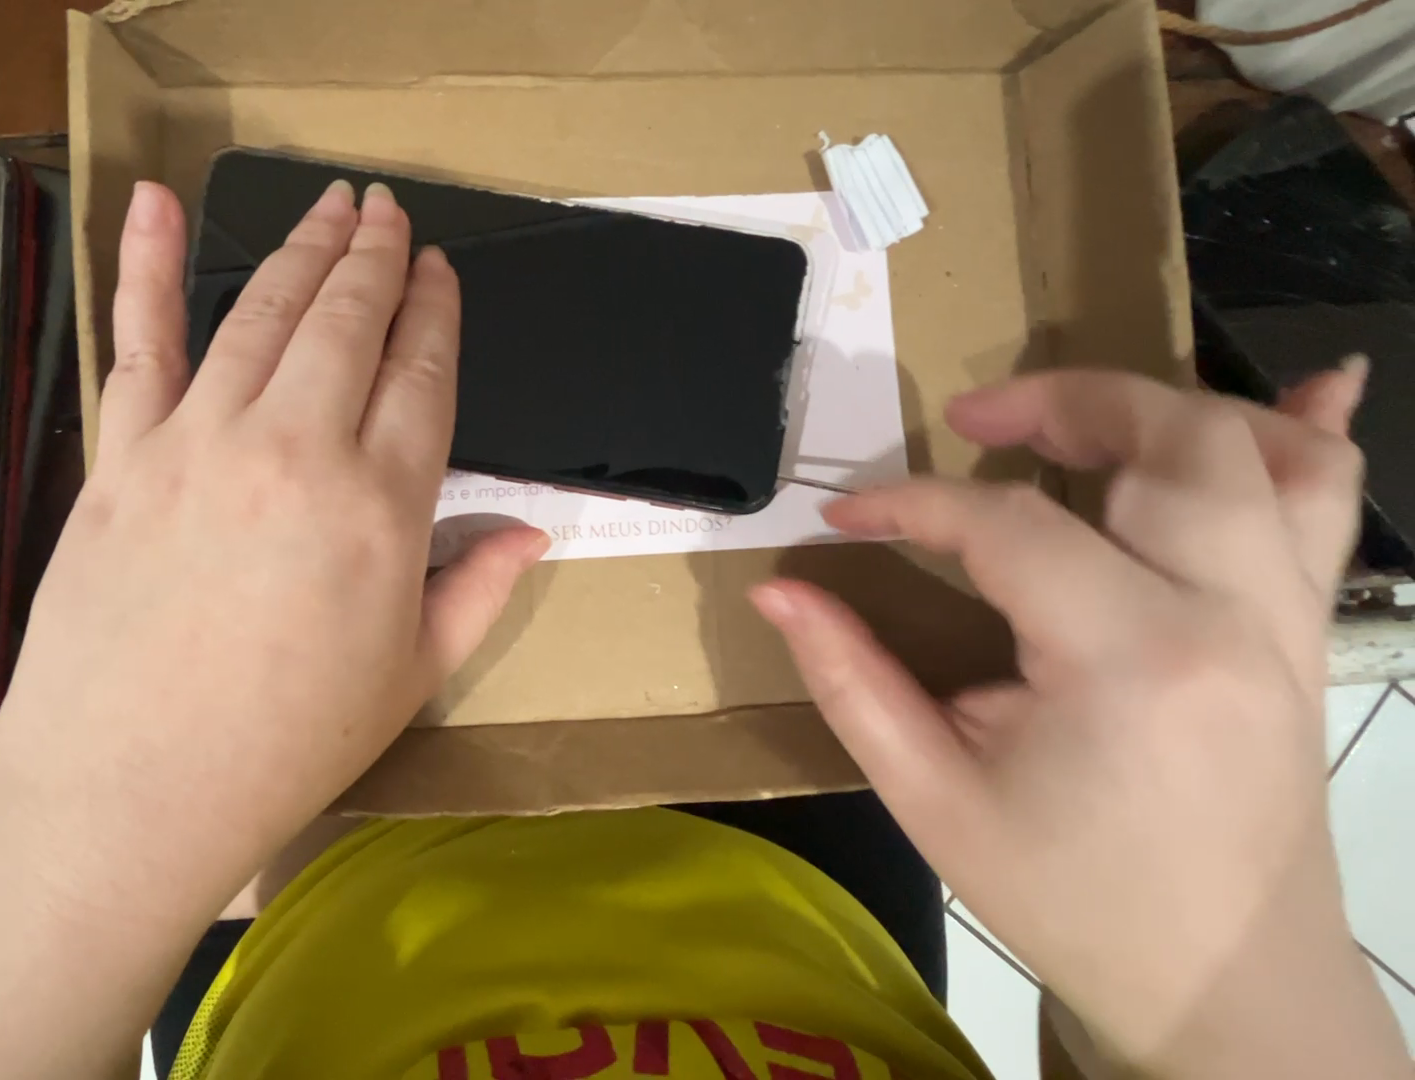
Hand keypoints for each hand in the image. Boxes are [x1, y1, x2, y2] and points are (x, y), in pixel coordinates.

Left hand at [0, 179, 546, 908]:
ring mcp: (199, 441)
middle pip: (348, 322)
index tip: (442, 270)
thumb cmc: (289, 746)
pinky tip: (157, 202)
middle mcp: (295, 448)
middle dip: (377, 257)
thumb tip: (532, 529)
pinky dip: (148, 265)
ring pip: (264, 314)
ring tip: (329, 206)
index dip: (437, 314)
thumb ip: (478, 588)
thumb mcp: (412, 675)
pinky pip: (140, 341)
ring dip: (303, 251)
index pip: (423, 376)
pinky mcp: (123, 455)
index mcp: (381, 506)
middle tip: (389, 210)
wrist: (132, 793)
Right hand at [752, 362, 1407, 1074]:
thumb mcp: (924, 791)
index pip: (1006, 526)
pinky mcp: (1299, 634)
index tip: (843, 514)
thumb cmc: (1062, 893)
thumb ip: (846, 677)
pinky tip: (1301, 391)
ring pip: (1268, 454)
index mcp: (1127, 658)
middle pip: (1172, 443)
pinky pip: (1332, 507)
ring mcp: (1286, 620)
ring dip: (1162, 406)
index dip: (909, 504)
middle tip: (967, 416)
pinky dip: (1304, 436)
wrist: (1224, 987)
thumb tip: (775, 592)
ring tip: (1068, 418)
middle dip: (1058, 402)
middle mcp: (1229, 615)